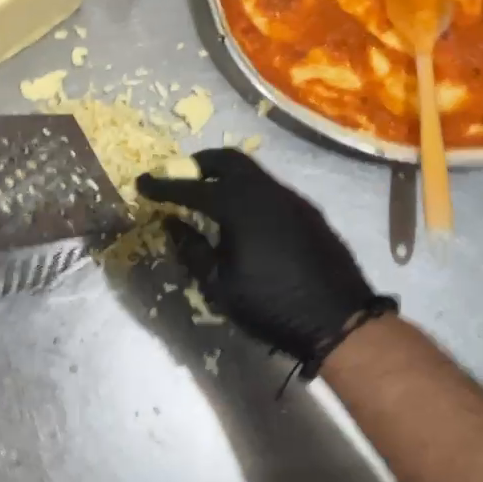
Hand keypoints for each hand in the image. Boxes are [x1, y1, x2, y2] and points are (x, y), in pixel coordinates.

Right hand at [135, 149, 395, 376]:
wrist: (340, 321)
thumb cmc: (270, 305)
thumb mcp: (217, 284)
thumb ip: (190, 248)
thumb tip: (171, 222)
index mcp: (239, 206)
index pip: (191, 187)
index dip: (163, 186)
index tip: (142, 183)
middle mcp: (266, 191)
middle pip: (228, 160)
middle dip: (199, 164)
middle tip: (180, 178)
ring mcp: (292, 199)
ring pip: (252, 172)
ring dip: (225, 176)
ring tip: (208, 196)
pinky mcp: (308, 212)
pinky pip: (269, 188)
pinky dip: (246, 191)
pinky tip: (241, 216)